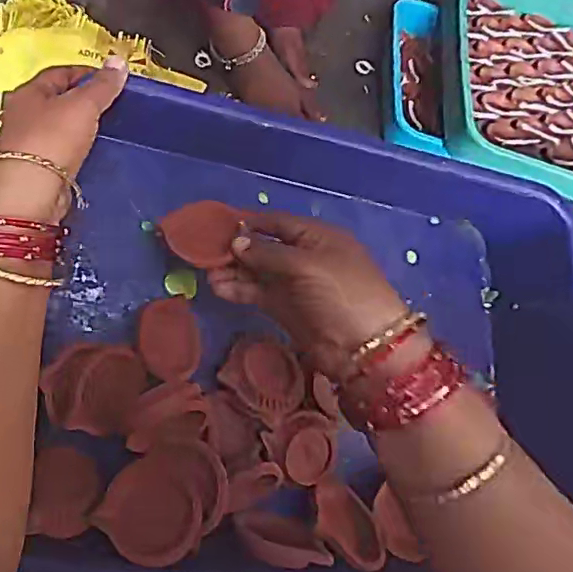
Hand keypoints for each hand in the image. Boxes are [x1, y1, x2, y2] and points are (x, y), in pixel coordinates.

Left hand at [0, 56, 127, 221]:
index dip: (86, 72)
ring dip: (79, 125)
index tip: (111, 79)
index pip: (59, 72)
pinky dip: (76, 146)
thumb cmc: (53, 139)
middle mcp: (22, 115)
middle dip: (83, 99)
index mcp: (28, 93)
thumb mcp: (83, 105)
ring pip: (58, 126)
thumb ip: (102, 85)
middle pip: (57, 99)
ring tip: (106, 126)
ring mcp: (27, 143)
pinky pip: (60, 149)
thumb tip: (118, 61)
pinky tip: (91, 150)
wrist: (32, 192)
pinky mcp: (35, 168)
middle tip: (111, 102)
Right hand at [206, 209, 409, 378]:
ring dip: (234, 271)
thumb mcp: (307, 265)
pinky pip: (258, 293)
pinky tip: (218, 288)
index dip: (251, 222)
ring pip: (257, 272)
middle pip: (265, 247)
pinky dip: (239, 290)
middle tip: (206, 252)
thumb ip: (269, 254)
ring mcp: (294, 284)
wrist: (366, 349)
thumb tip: (237, 243)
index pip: (278, 222)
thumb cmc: (342, 293)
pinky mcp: (285, 309)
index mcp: (318, 237)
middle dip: (238, 248)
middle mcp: (304, 257)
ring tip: (207, 273)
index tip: (220, 224)